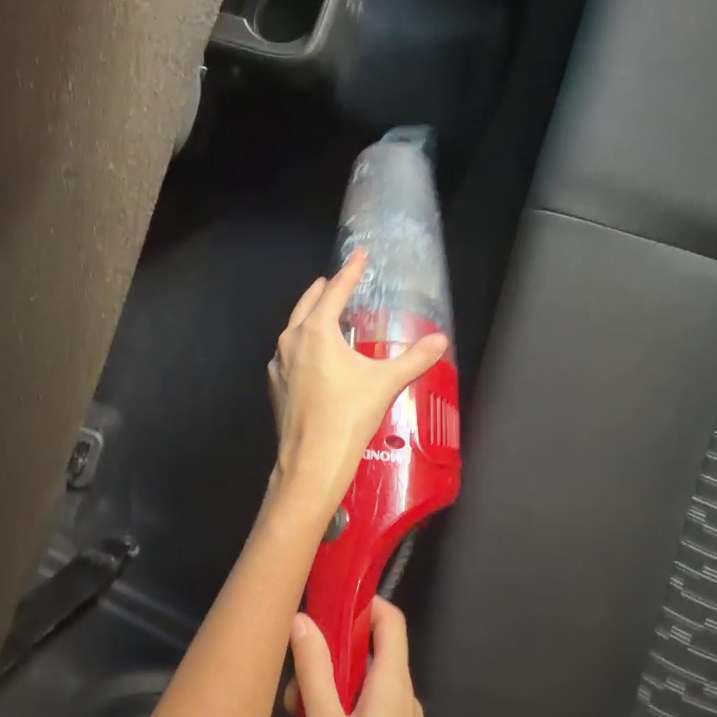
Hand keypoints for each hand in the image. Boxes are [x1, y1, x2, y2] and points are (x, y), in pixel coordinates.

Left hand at [267, 250, 449, 510]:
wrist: (311, 461)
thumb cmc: (348, 416)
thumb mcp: (385, 383)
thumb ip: (414, 359)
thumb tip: (441, 340)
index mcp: (317, 331)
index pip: (336, 290)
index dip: (350, 271)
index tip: (360, 254)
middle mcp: (292, 339)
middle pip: (308, 303)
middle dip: (324, 289)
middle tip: (338, 279)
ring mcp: (279, 362)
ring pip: (294, 326)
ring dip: (309, 314)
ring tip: (325, 311)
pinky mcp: (276, 383)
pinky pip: (288, 352)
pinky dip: (300, 342)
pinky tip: (310, 353)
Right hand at [284, 599, 423, 716]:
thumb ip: (315, 671)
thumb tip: (301, 619)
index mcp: (395, 681)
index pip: (390, 618)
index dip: (363, 603)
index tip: (328, 603)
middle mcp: (405, 694)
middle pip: (369, 653)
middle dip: (330, 655)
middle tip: (297, 674)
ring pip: (365, 684)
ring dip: (332, 685)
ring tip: (298, 706)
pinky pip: (371, 708)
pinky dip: (344, 706)